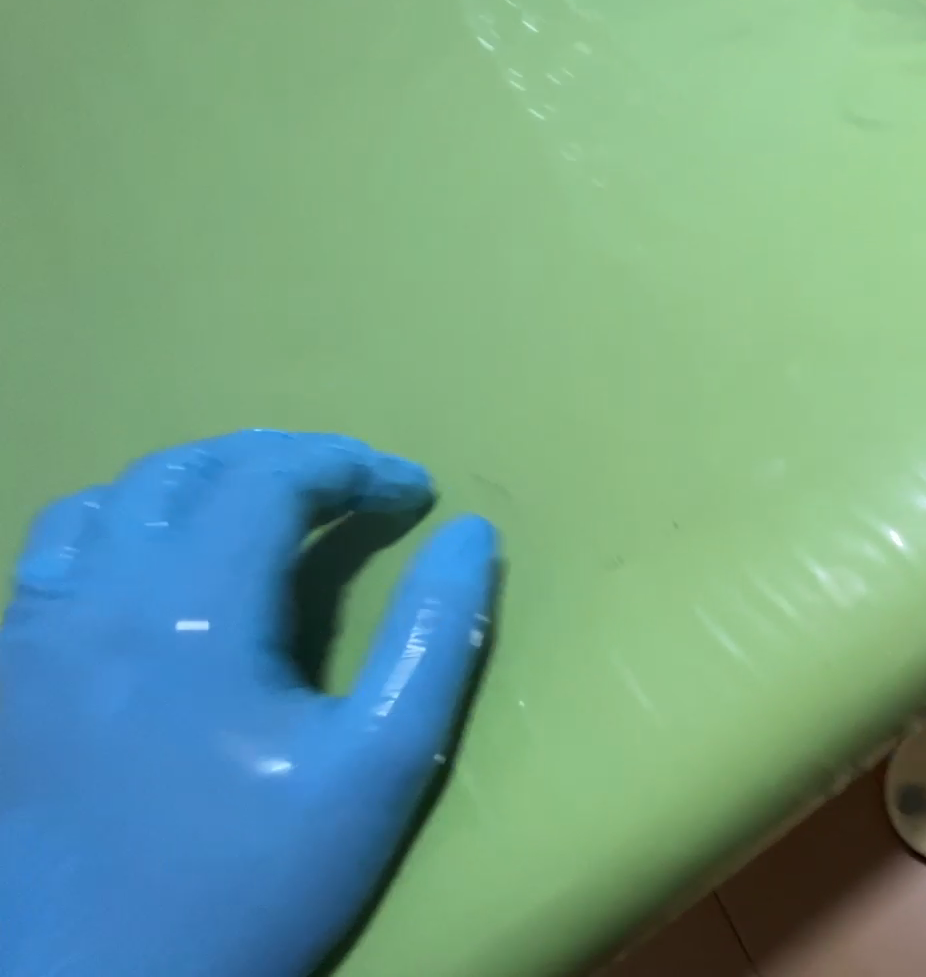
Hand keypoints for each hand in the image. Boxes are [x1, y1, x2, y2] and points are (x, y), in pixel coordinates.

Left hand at [0, 431, 498, 976]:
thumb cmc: (260, 874)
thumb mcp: (388, 757)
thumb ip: (436, 633)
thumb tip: (470, 534)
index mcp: (185, 622)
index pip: (268, 481)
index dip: (357, 466)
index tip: (422, 495)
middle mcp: (87, 612)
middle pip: (181, 474)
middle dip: (288, 458)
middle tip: (364, 487)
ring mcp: (24, 650)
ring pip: (104, 506)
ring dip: (207, 482)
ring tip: (281, 507)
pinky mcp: (2, 690)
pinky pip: (58, 559)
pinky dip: (139, 527)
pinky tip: (187, 565)